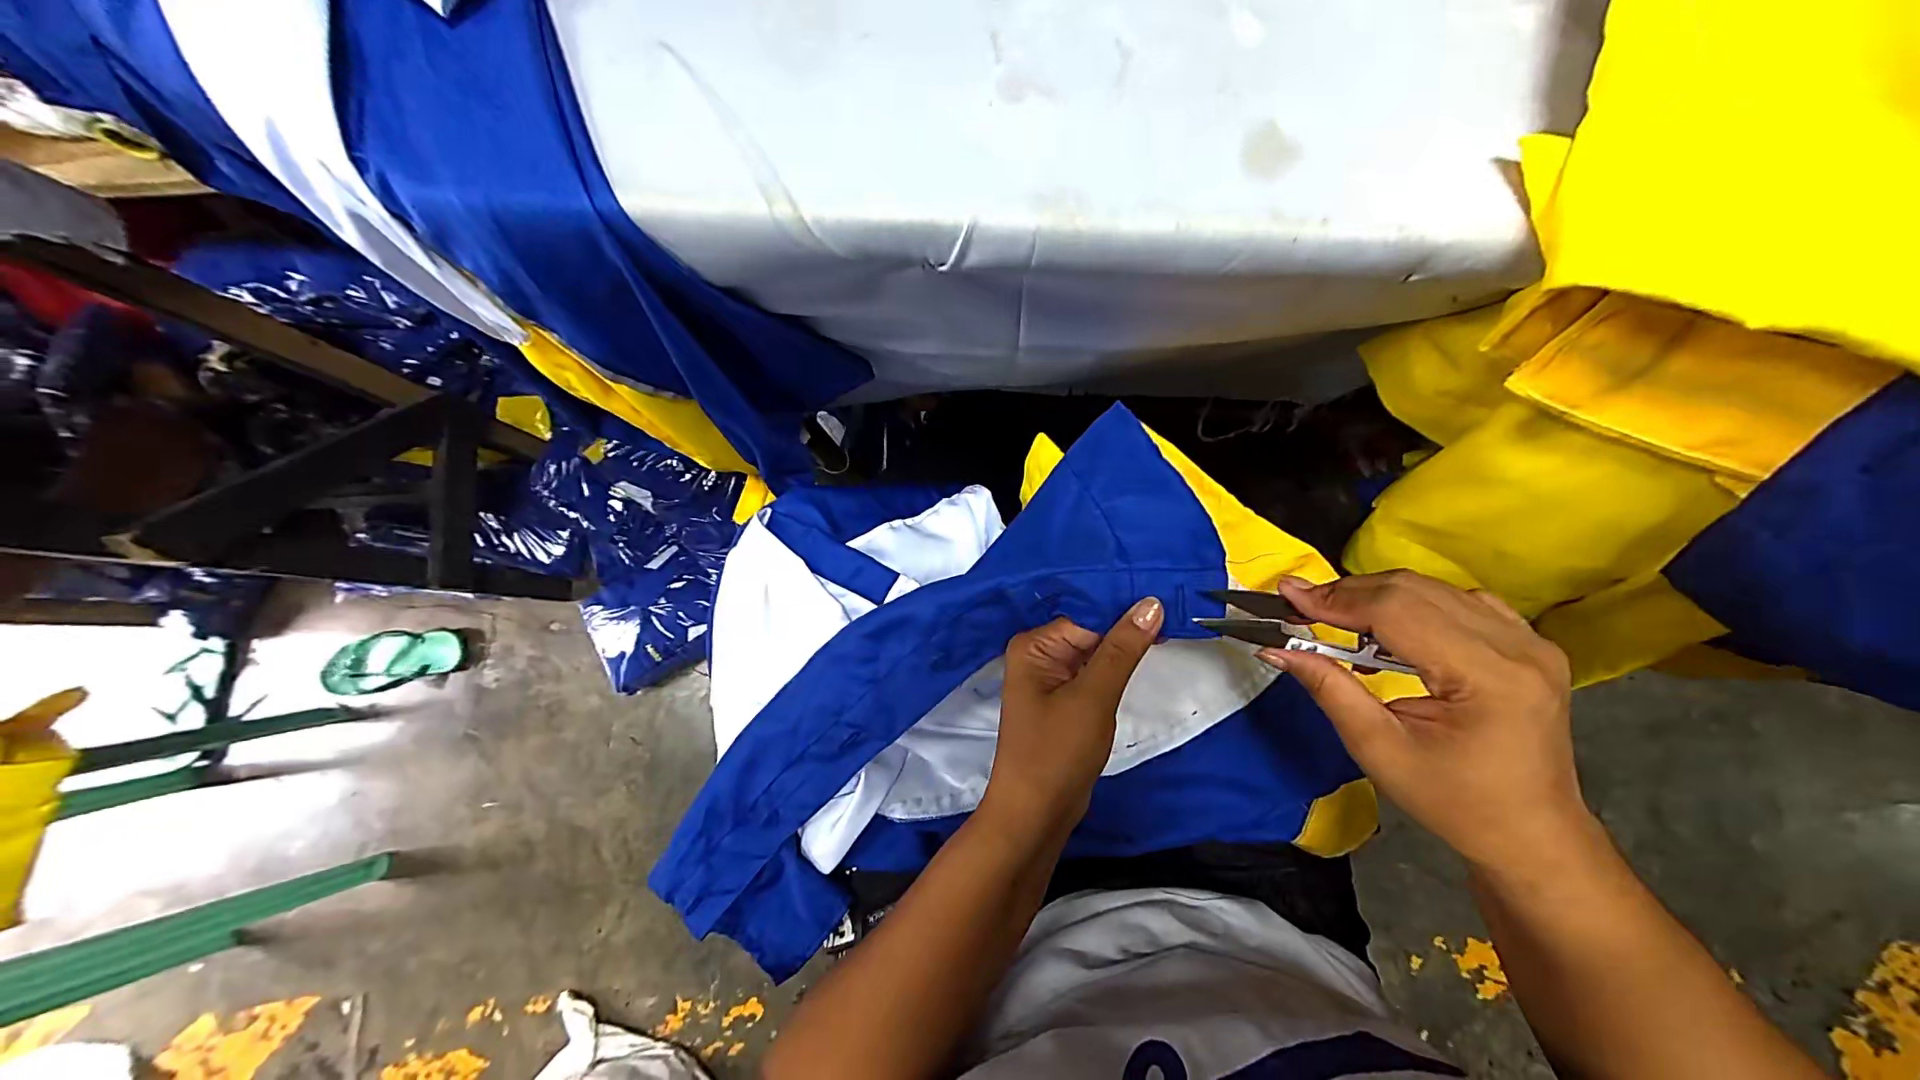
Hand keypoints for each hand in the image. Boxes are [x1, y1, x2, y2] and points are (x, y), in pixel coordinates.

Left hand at [982, 598, 1163, 832]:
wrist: (1036, 814)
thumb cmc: (1057, 752)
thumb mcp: (1093, 696)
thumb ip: (1122, 649)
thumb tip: (1151, 603)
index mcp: (1033, 646)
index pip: (1087, 617)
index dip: (1125, 614)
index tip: (1168, 605)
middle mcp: (1037, 656)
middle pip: (1091, 633)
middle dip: (1127, 632)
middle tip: (1175, 618)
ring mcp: (1050, 681)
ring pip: (1095, 655)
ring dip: (1125, 652)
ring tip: (1169, 632)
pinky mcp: (1064, 702)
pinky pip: (1093, 676)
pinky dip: (1116, 672)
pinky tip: (1145, 661)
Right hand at [1258, 571, 1593, 873]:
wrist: (1529, 832)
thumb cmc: (1453, 801)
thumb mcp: (1378, 747)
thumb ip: (1328, 688)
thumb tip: (1276, 649)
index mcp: (1488, 677)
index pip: (1398, 611)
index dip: (1337, 599)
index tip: (1288, 595)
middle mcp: (1519, 647)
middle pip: (1414, 591)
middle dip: (1348, 593)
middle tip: (1300, 605)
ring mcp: (1529, 641)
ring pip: (1432, 589)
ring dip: (1375, 596)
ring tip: (1332, 616)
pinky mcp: (1528, 643)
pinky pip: (1457, 600)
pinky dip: (1410, 603)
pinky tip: (1385, 625)